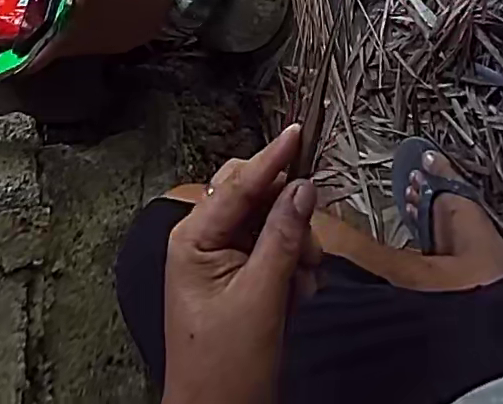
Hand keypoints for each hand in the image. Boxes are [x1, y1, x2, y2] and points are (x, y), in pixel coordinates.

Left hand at [163, 124, 319, 403]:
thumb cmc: (226, 369)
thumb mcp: (260, 297)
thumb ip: (283, 236)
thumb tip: (303, 187)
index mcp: (194, 238)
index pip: (239, 184)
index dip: (271, 158)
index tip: (295, 133)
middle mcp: (205, 238)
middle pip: (255, 195)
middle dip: (288, 215)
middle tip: (308, 244)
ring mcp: (222, 255)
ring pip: (271, 219)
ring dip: (295, 245)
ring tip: (301, 285)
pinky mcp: (240, 272)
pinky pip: (275, 245)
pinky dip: (293, 262)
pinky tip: (297, 292)